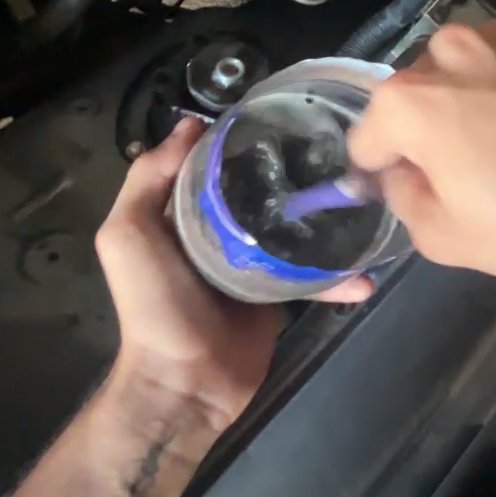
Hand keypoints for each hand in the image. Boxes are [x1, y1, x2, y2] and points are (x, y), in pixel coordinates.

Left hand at [95, 119, 372, 427]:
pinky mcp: (284, 294)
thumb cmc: (156, 305)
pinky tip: (366, 273)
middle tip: (341, 151)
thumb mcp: (129, 237)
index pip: (221, 163)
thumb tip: (190, 126)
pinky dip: (341, 278)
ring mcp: (259, 262)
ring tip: (364, 200)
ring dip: (331, 219)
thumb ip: (147, 183)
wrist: (185, 382)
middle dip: (300, 171)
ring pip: (301, 228)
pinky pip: (318, 277)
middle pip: (268, 190)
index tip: (287, 114)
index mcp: (189, 214)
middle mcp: (225, 232)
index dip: (246, 139)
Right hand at [347, 21, 495, 329]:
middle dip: (428, 125)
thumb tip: (403, 168)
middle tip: (468, 169)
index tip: (408, 187)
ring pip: (467, 68)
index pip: (369, 133)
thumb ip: (403, 195)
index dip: (381, 166)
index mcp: (412, 98)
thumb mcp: (444, 237)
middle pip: (418, 91)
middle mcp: (454, 48)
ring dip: (472, 97)